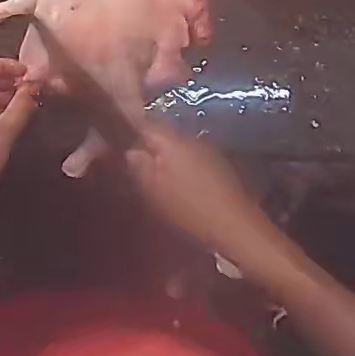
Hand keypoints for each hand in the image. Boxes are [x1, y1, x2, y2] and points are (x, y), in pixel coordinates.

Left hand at [0, 58, 38, 206]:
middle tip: (32, 87)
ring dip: (7, 95)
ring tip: (29, 102)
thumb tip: (33, 84)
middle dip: (10, 80)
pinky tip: (17, 116)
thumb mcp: (8, 127)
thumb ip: (22, 103)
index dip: (7, 65)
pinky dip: (1, 107)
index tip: (27, 72)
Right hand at [123, 122, 274, 254]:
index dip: (129, 135)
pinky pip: (191, 161)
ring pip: (177, 150)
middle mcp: (192, 140)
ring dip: (164, 161)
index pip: (145, 126)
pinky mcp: (219, 169)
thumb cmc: (190, 209)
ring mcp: (208, 153)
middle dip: (147, 149)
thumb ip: (139, 167)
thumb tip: (128, 151)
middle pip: (162, 137)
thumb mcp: (155, 191)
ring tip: (152, 181)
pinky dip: (180, 171)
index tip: (117, 148)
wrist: (237, 229)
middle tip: (132, 168)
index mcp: (173, 141)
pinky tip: (176, 189)